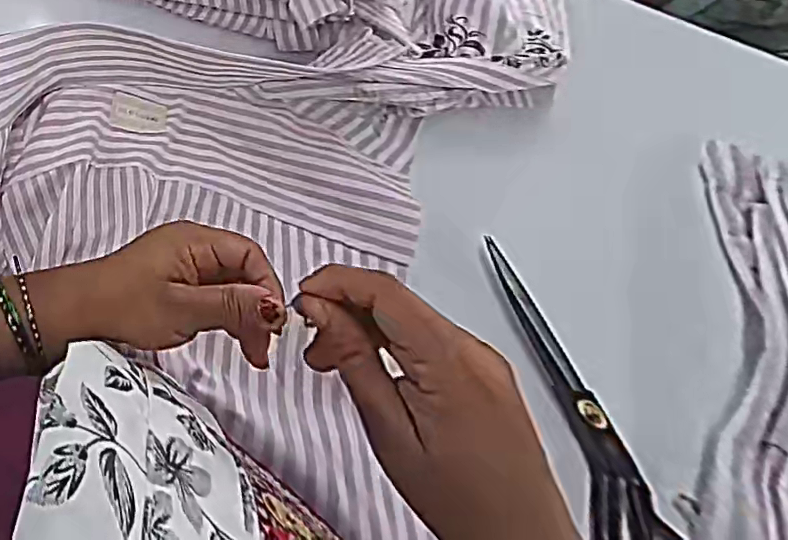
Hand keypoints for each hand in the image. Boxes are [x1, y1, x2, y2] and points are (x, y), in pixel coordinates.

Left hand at [28, 222, 287, 369]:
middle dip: (258, 306)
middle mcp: (190, 245)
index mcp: (193, 240)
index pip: (249, 253)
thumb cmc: (120, 303)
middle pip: (243, 269)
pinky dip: (227, 315)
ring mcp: (183, 262)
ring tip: (251, 350)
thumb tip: (272, 304)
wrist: (79, 312)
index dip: (267, 287)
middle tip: (262, 345)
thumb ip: (230, 305)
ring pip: (231, 284)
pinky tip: (232, 338)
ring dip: (245, 315)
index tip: (273, 323)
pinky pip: (214, 292)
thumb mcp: (182, 309)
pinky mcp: (176, 280)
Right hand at [297, 268, 576, 539]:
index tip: (303, 297)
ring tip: (333, 356)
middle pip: (392, 298)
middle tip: (312, 335)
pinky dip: (387, 337)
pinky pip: (423, 333)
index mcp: (451, 361)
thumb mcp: (390, 431)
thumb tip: (320, 308)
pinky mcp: (483, 370)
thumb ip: (352, 358)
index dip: (334, 282)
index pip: (383, 289)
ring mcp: (483, 358)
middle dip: (341, 306)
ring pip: (405, 313)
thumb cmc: (466, 506)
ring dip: (361, 323)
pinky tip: (368, 362)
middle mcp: (473, 350)